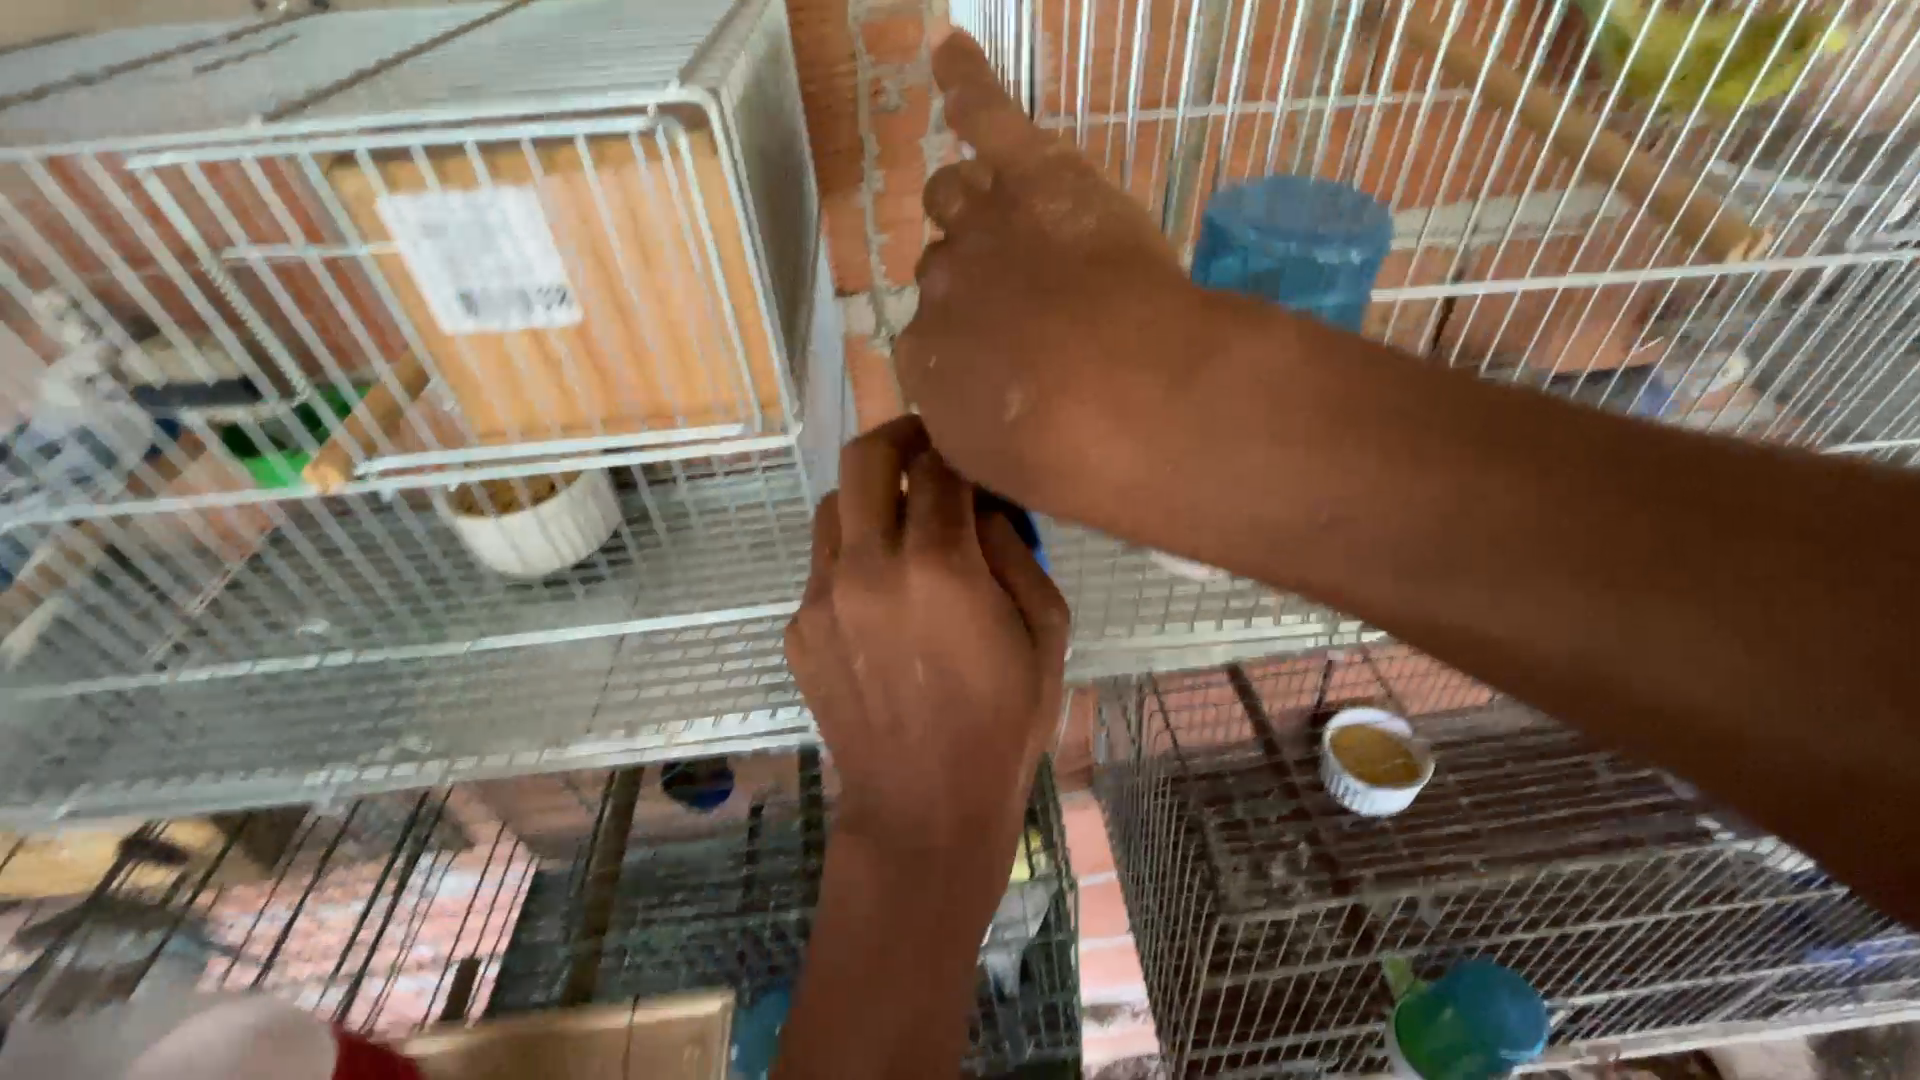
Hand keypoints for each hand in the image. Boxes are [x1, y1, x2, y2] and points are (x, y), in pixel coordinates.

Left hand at [784, 417, 1069, 859]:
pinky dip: (853, 561)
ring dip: (870, 500)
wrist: (924, 806)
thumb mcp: (1046, 631)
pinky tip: (882, 603)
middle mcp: (868, 569)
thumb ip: (1014, 550)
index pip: (936, 465)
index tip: (967, 449)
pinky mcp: (798, 630)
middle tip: (923, 448)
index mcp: (939, 567)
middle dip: (897, 437)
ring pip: (834, 507)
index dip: (954, 445)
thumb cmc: (1003, 723)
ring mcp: (821, 599)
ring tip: (901, 529)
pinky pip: (823, 567)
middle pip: (864, 458)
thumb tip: (979, 507)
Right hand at [895, 31, 1217, 522]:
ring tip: (988, 204)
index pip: (928, 341)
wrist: (1121, 399)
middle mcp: (940, 291)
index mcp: (928, 367)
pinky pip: (988, 115)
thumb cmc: (1071, 456)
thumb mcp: (1008, 469)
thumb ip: (982, 429)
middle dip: (970, 281)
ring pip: (954, 197)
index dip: (965, 345)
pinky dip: (968, 83)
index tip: (1000, 360)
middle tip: (1017, 299)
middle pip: (941, 268)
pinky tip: (949, 54)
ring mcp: (982, 227)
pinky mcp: (1034, 176)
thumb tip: (982, 412)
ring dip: (966, 203)